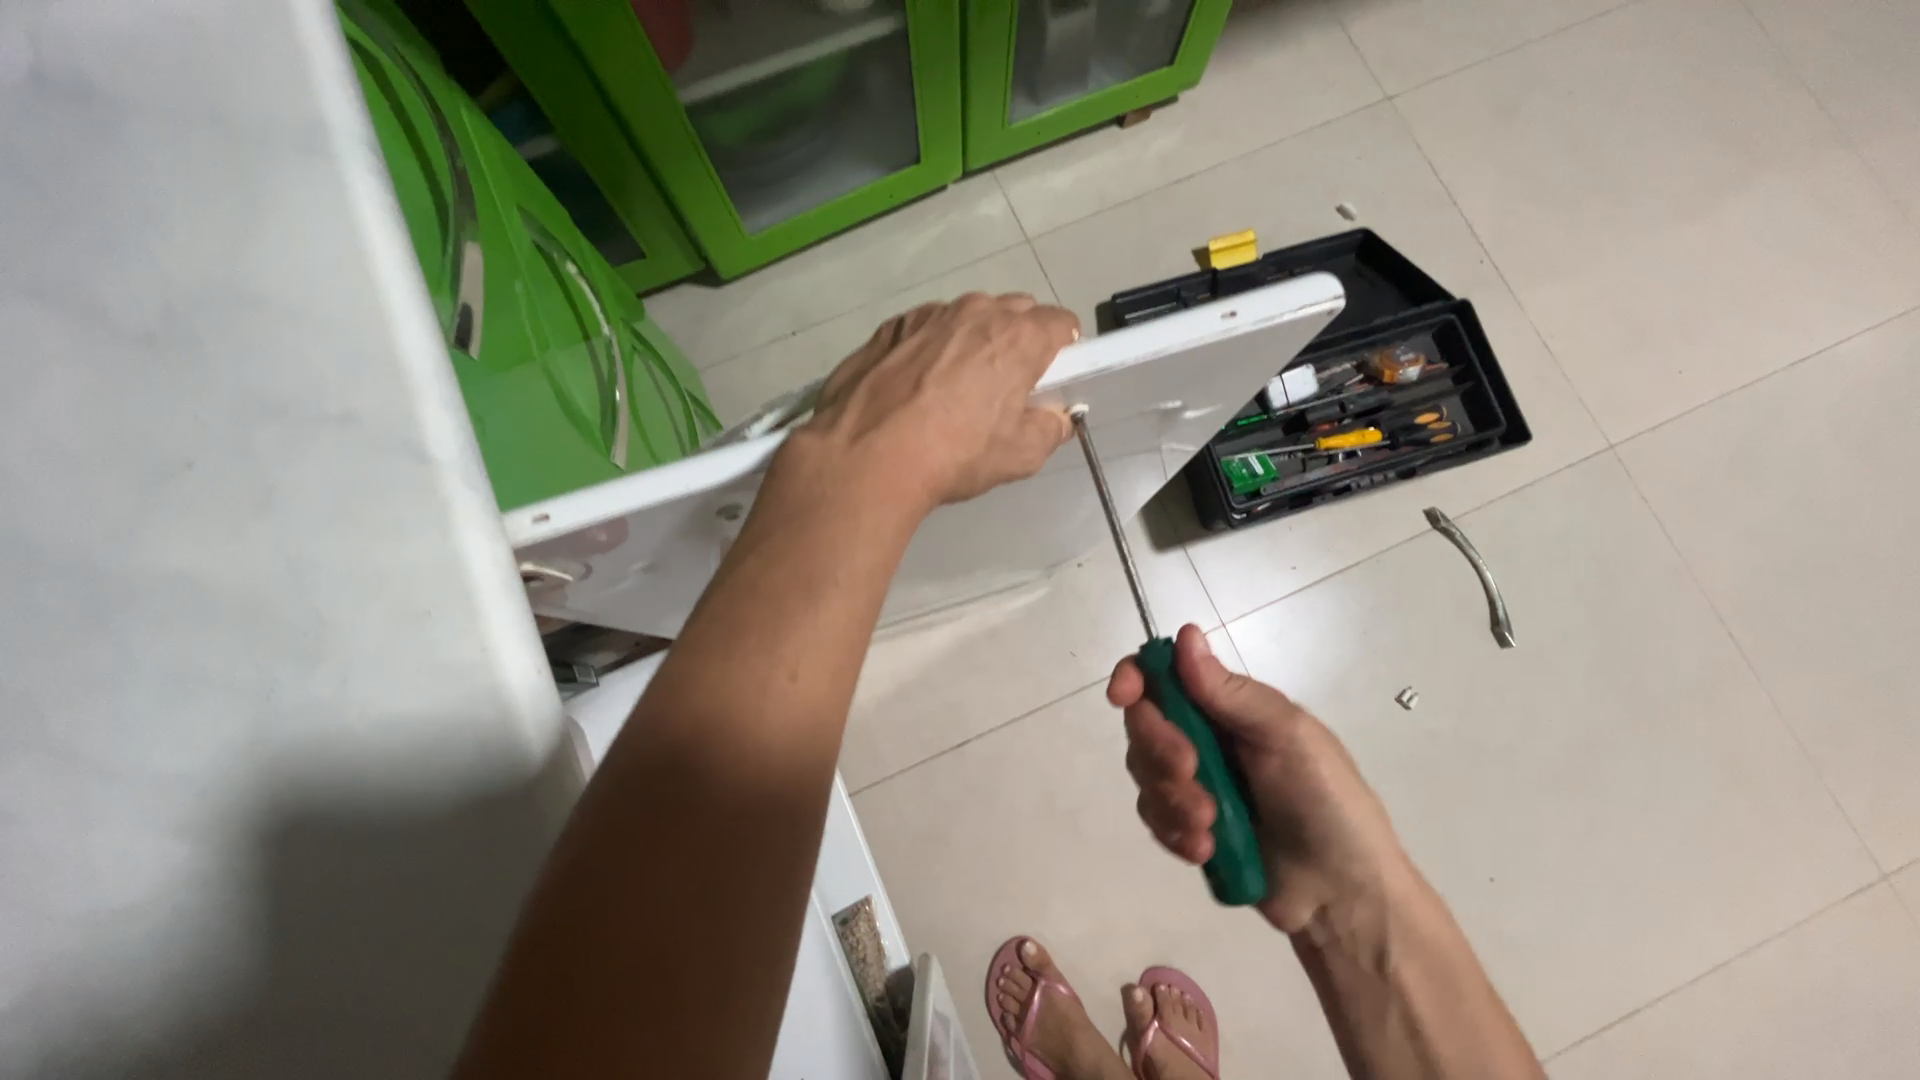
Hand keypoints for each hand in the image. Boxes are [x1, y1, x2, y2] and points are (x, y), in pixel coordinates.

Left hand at [793, 293, 1079, 514]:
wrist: (866, 456)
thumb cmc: (954, 455)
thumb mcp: (1021, 456)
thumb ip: (1050, 429)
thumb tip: (1054, 418)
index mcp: (1019, 337)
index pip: (1060, 324)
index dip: (1062, 352)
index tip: (1049, 381)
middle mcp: (976, 311)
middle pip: (1014, 312)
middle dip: (1018, 341)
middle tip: (1004, 388)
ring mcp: (927, 315)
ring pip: (966, 318)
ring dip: (971, 342)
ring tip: (952, 390)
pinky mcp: (888, 328)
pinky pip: (923, 330)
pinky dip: (928, 349)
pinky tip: (914, 388)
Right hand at [1109, 625, 1412, 932]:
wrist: (1342, 894)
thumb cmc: (1326, 801)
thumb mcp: (1288, 737)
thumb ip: (1231, 693)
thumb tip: (1184, 635)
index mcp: (1228, 705)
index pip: (1163, 674)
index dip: (1135, 677)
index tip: (1124, 696)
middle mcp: (1204, 736)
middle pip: (1144, 723)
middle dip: (1160, 749)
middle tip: (1192, 773)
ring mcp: (1193, 782)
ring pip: (1143, 772)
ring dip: (1171, 798)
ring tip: (1210, 826)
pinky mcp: (1188, 825)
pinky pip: (1153, 817)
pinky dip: (1173, 831)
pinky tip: (1205, 850)